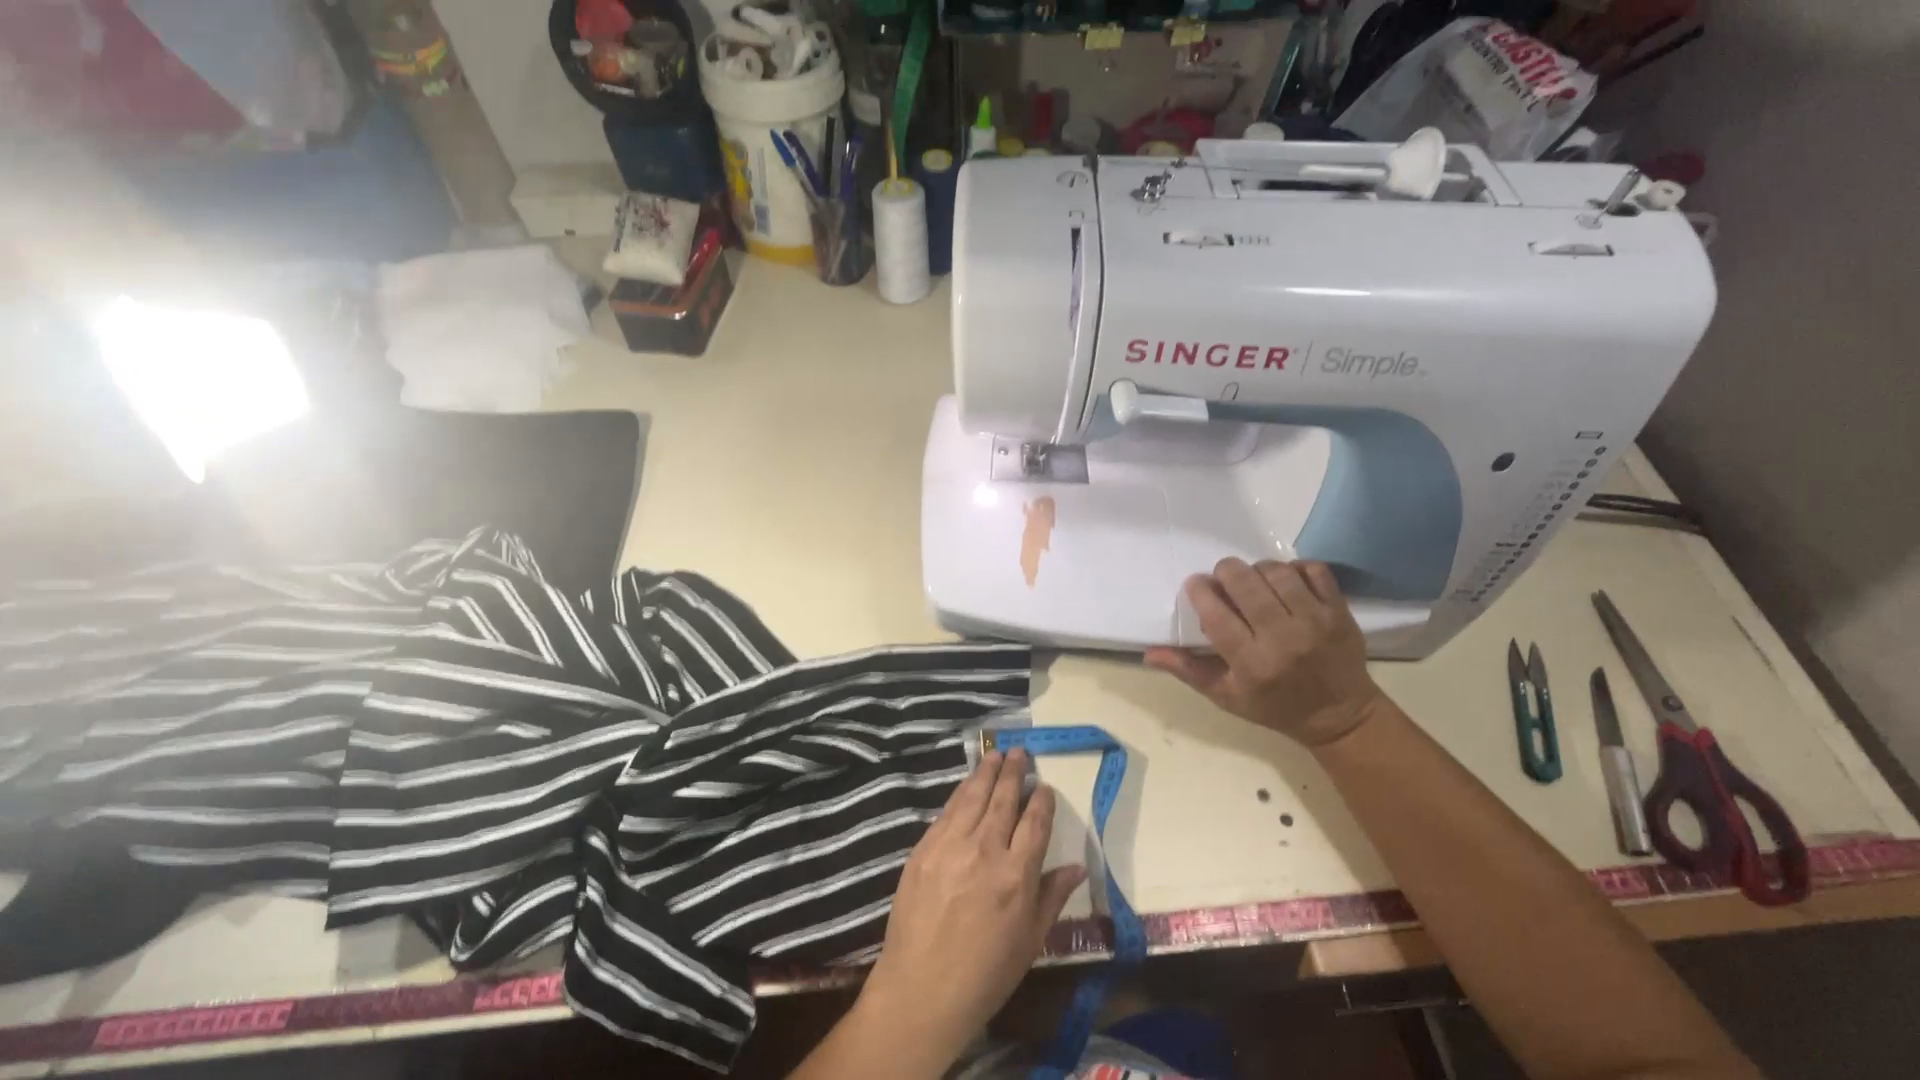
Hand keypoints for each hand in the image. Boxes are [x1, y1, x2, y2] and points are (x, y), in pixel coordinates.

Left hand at [858, 749, 1085, 1065]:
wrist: (922, 989)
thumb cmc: (986, 973)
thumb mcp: (1031, 940)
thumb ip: (1052, 896)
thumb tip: (1076, 867)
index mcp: (1016, 874)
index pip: (1034, 822)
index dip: (1042, 800)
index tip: (1046, 786)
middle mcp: (985, 850)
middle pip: (1003, 800)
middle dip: (1013, 773)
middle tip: (1020, 752)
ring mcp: (950, 847)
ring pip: (972, 798)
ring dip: (985, 773)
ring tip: (994, 755)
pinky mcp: (923, 850)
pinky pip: (946, 813)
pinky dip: (959, 794)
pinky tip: (965, 786)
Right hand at [1145, 558, 1386, 745]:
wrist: (1339, 714)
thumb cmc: (1274, 707)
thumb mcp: (1226, 697)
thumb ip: (1188, 670)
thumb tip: (1149, 652)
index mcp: (1251, 664)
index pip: (1216, 613)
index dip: (1199, 591)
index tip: (1196, 586)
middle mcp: (1283, 638)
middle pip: (1245, 582)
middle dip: (1225, 572)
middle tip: (1223, 580)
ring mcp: (1315, 621)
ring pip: (1276, 571)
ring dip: (1258, 569)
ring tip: (1254, 581)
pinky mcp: (1338, 611)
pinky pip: (1313, 570)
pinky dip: (1295, 568)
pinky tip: (1285, 582)